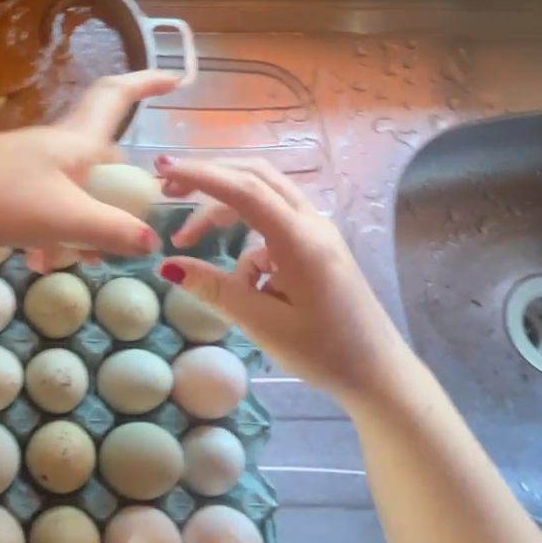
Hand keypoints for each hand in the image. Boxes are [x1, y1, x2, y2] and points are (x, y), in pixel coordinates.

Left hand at [0, 71, 181, 258]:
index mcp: (76, 141)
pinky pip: (41, 202)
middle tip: (119, 234)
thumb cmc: (1, 198)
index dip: (147, 84)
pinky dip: (49, 228)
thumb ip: (112, 231)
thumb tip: (151, 242)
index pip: (118, 97)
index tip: (174, 78)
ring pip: (70, 188)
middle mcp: (52, 144)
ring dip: (80, 222)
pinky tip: (36, 259)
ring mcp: (23, 161)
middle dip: (115, 196)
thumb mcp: (66, 220)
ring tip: (74, 259)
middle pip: (100, 159)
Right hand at [155, 156, 418, 403]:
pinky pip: (271, 222)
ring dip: (222, 207)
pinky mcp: (315, 245)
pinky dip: (243, 237)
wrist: (379, 373)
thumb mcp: (262, 324)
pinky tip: (240, 280)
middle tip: (167, 187)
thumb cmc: (324, 352)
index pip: (244, 189)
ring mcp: (316, 231)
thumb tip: (167, 265)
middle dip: (208, 175)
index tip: (162, 168)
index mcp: (300, 240)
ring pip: (262, 195)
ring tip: (187, 238)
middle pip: (254, 176)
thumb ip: (214, 289)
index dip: (201, 175)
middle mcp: (311, 224)